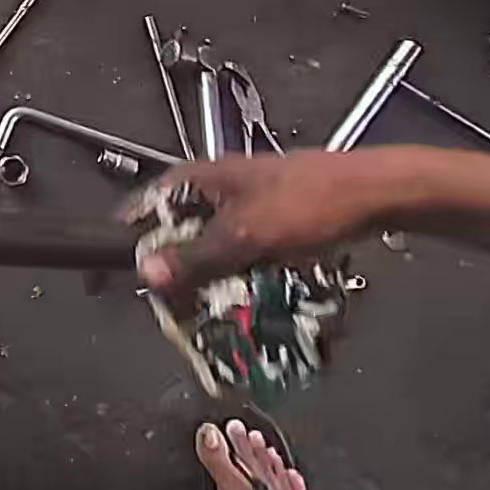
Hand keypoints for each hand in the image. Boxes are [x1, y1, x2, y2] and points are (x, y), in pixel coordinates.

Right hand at [130, 149, 418, 305]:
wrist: (372, 195)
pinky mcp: (255, 222)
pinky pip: (226, 253)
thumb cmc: (306, 204)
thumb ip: (193, 256)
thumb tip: (144, 275)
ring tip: (199, 309)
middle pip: (167, 234)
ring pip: (198, 247)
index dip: (124, 245)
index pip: (138, 211)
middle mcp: (204, 190)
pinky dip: (224, 275)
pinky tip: (232, 296)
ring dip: (198, 278)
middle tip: (170, 308)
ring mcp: (231, 206)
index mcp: (191, 179)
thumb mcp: (245, 234)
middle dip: (167, 271)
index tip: (116, 282)